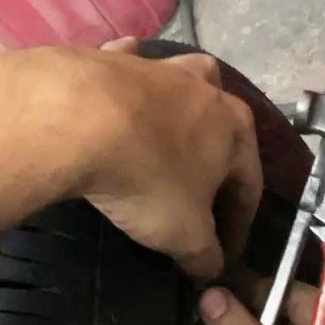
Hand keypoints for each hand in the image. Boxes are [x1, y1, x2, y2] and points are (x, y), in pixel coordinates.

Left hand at [0, 42, 261, 279]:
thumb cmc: (146, 179)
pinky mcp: (110, 57)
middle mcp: (205, 89)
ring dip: (181, 112)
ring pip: (181, 86)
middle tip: (202, 196)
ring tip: (169, 139)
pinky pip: (128, 66)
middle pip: (222, 129)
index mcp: (236, 129)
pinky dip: (129, 80)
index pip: (249, 186)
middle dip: (217, 162)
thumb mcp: (183, 235)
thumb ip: (204, 254)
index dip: (239, 225)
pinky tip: (119, 92)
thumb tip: (211, 267)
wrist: (75, 121)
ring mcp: (157, 67)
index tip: (224, 254)